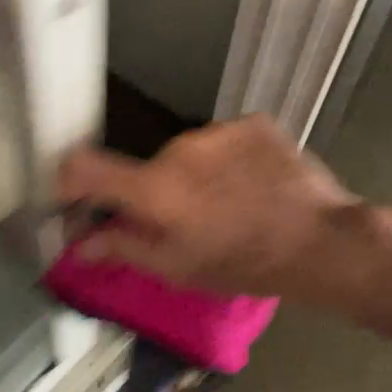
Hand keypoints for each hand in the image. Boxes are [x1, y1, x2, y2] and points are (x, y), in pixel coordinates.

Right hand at [55, 116, 368, 298]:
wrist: (321, 241)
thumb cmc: (244, 264)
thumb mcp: (178, 268)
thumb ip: (123, 247)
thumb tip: (80, 244)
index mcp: (155, 188)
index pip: (86, 167)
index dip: (69, 180)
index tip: (73, 197)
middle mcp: (178, 148)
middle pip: (148, 169)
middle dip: (156, 194)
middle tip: (186, 225)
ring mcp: (219, 131)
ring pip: (189, 156)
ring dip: (196, 178)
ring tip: (229, 207)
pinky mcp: (254, 123)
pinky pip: (224, 143)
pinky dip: (229, 163)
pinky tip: (253, 187)